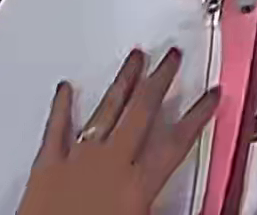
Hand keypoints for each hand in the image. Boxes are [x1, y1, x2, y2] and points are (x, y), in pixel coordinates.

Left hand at [17, 49, 219, 214]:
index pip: (176, 143)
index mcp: (135, 188)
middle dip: (160, 78)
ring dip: (124, 80)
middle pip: (142, 109)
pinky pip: (56, 129)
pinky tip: (65, 88)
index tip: (211, 94)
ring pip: (107, 108)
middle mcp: (110, 163)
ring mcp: (77, 160)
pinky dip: (61, 107)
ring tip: (135, 56)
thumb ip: (162, 211)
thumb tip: (187, 211)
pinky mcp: (45, 167)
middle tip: (172, 56)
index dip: (197, 116)